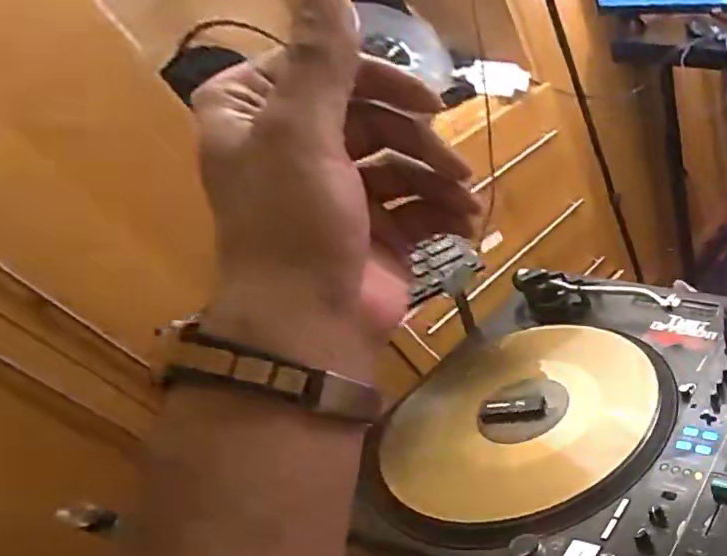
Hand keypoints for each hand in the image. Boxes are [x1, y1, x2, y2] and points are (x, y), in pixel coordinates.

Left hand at [189, 0, 479, 364]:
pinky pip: (416, 211)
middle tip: (456, 163)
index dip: (380, 82)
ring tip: (467, 200)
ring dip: (439, 180)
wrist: (312, 324)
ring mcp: (344, 198)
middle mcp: (300, 150)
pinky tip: (465, 222)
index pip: (328, 74)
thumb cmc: (295, 226)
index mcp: (259, 114)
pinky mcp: (378, 238)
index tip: (429, 102)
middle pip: (373, 121)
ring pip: (401, 168)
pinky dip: (442, 213)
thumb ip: (321, 61)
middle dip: (419, 142)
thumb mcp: (299, 132)